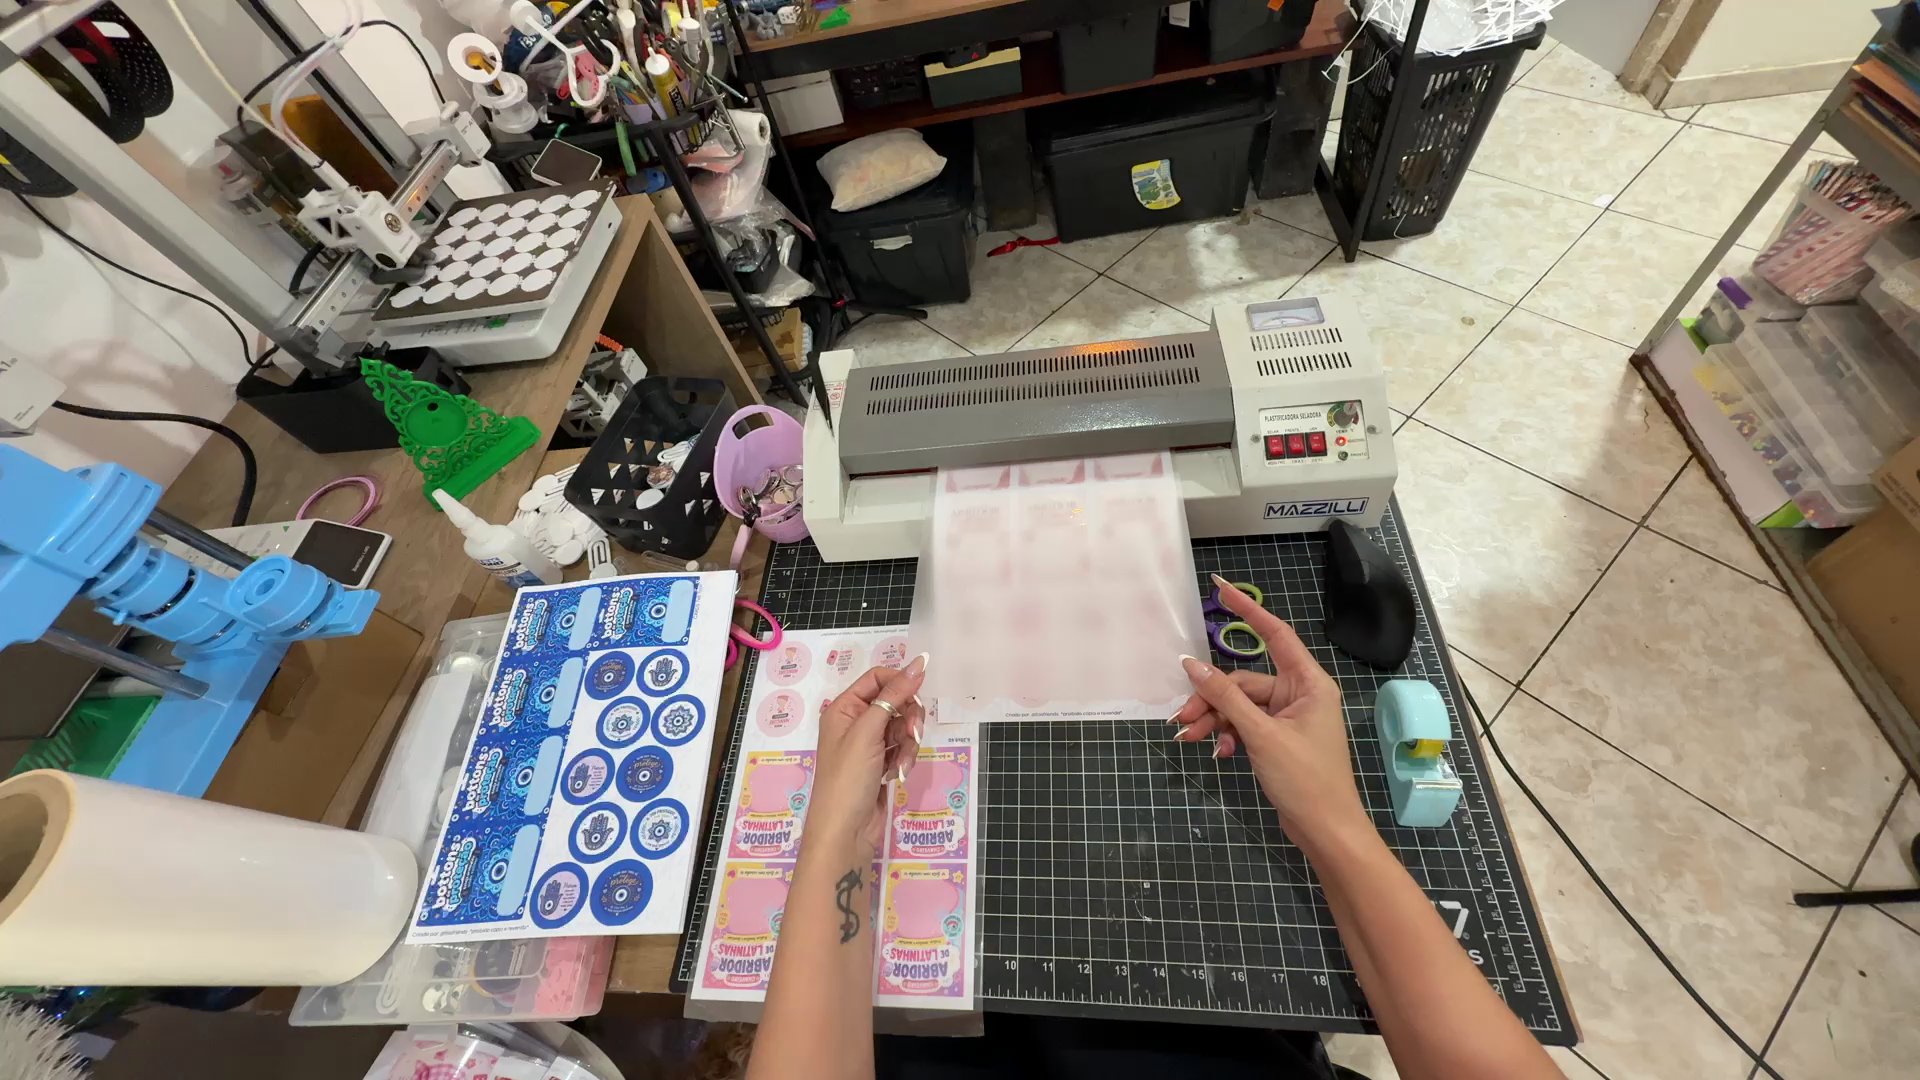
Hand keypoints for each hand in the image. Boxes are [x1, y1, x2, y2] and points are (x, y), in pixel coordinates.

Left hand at [808, 655, 927, 854]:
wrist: (844, 833)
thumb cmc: (848, 778)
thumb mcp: (869, 732)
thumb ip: (894, 694)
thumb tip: (920, 661)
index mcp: (844, 708)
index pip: (878, 678)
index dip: (900, 682)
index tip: (920, 693)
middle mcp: (855, 722)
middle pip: (895, 701)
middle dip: (909, 717)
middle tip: (914, 734)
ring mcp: (869, 744)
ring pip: (903, 726)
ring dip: (909, 743)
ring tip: (902, 764)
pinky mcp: (881, 763)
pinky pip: (903, 748)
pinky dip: (905, 758)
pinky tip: (898, 774)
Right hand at [1171, 576, 1365, 845]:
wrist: (1326, 832)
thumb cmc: (1305, 778)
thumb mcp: (1260, 734)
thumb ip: (1224, 696)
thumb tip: (1191, 664)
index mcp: (1309, 683)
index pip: (1275, 634)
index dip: (1247, 609)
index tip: (1220, 587)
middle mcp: (1299, 693)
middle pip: (1243, 680)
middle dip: (1212, 698)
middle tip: (1183, 718)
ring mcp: (1288, 716)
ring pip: (1238, 704)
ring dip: (1214, 719)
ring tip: (1192, 738)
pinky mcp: (1277, 737)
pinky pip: (1244, 723)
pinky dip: (1227, 734)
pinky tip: (1219, 752)